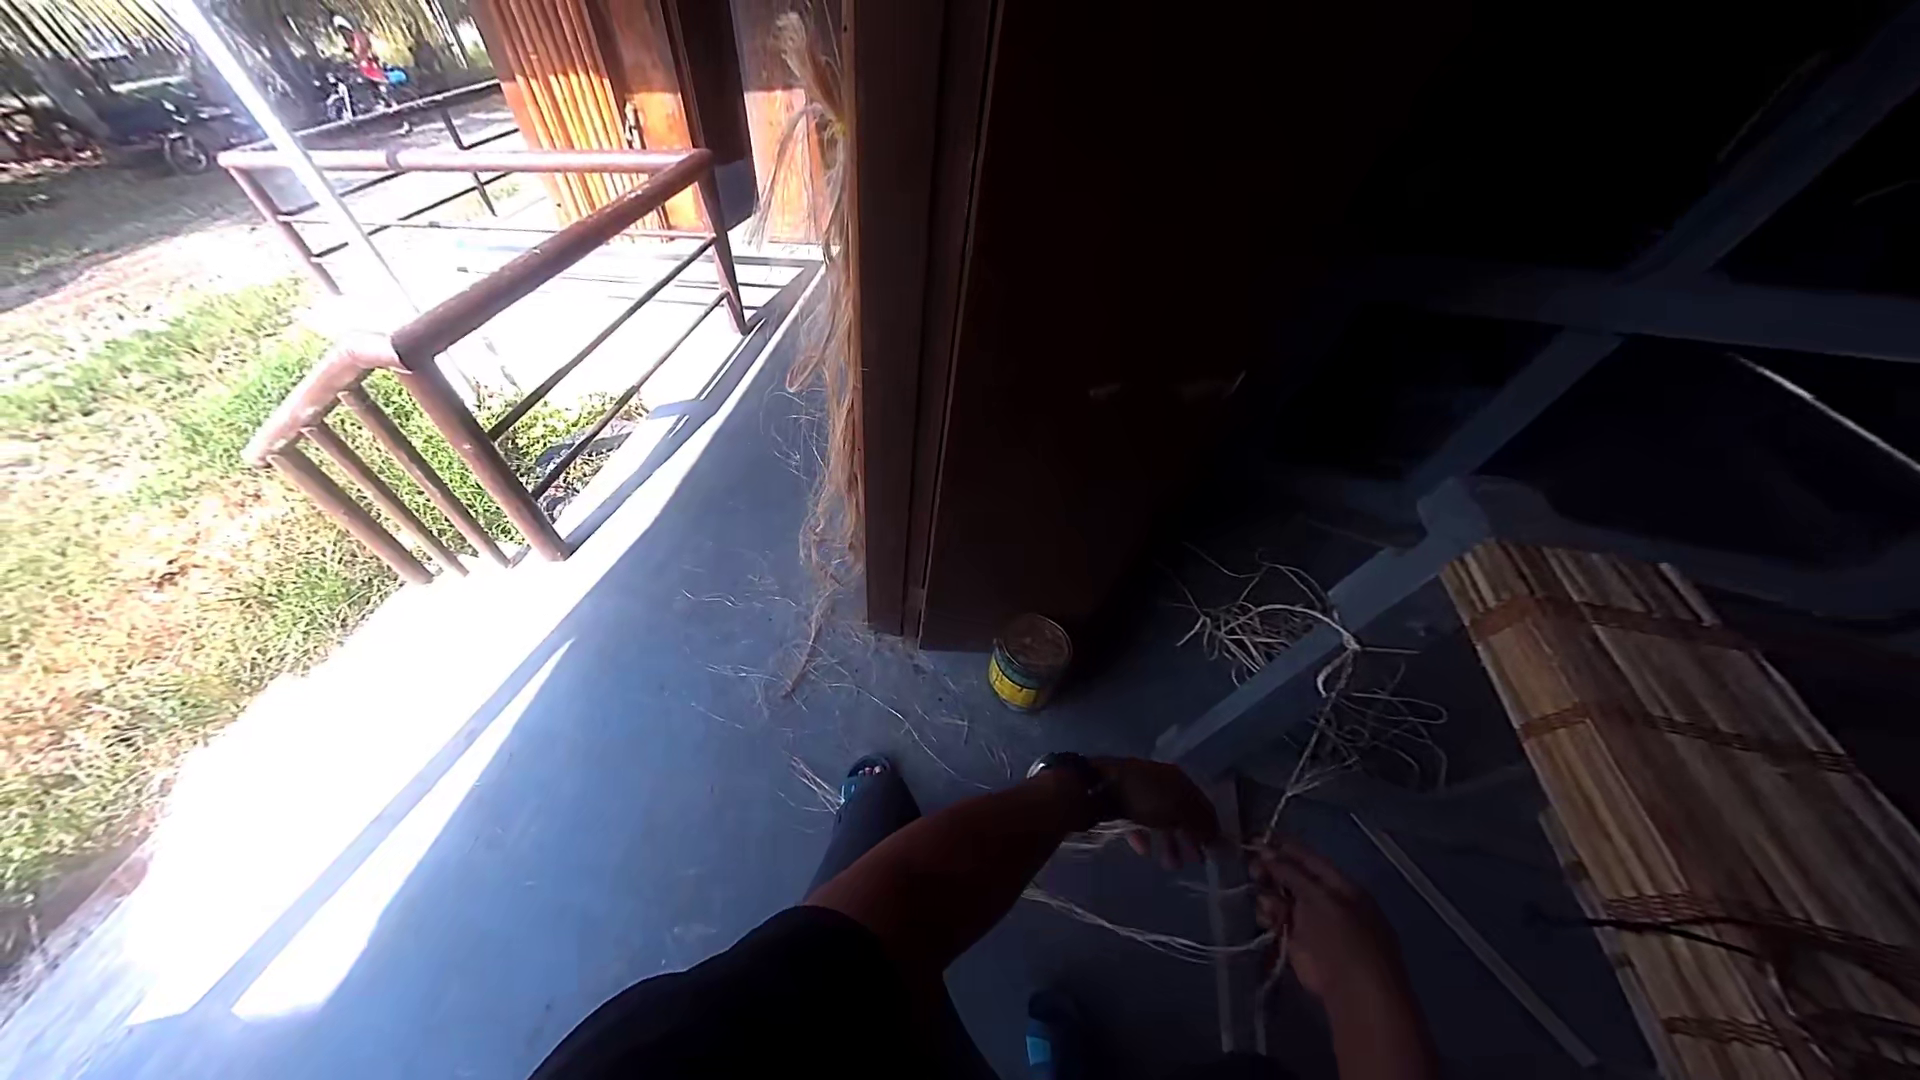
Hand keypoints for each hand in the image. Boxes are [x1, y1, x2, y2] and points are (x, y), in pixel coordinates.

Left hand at [1091, 757, 1219, 868]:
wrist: (1096, 787)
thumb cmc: (1142, 796)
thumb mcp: (1177, 808)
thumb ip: (1200, 824)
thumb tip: (1220, 839)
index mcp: (1177, 778)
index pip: (1202, 804)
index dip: (1210, 828)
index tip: (1214, 852)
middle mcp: (1160, 782)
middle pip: (1181, 813)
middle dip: (1189, 839)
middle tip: (1193, 862)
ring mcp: (1138, 792)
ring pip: (1160, 820)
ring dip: (1168, 843)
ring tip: (1169, 866)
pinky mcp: (1119, 802)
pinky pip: (1137, 822)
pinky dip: (1143, 836)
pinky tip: (1143, 850)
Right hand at [1251, 837, 1408, 1004]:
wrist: (1352, 992)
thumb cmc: (1344, 937)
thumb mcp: (1319, 896)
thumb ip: (1290, 871)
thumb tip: (1264, 850)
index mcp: (1339, 886)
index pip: (1307, 857)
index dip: (1282, 846)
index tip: (1255, 837)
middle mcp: (1323, 900)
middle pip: (1289, 875)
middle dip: (1270, 870)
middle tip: (1253, 870)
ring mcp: (1309, 921)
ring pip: (1278, 896)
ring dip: (1269, 895)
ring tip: (1270, 906)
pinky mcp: (1295, 941)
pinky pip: (1275, 918)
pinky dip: (1269, 916)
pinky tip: (1271, 921)